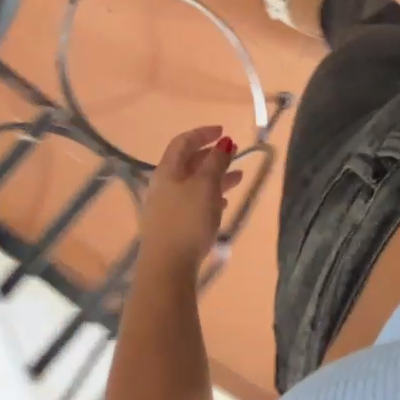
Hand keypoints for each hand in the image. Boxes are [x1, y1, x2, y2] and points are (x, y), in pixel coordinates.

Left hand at [140, 126, 242, 267]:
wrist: (166, 269)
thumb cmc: (187, 220)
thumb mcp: (206, 186)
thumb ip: (216, 162)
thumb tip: (223, 142)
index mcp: (167, 171)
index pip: (182, 142)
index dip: (203, 133)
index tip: (223, 130)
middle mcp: (162, 186)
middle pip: (187, 162)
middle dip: (211, 155)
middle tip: (234, 152)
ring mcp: (165, 208)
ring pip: (192, 183)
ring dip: (214, 177)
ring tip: (238, 177)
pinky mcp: (171, 227)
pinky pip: (191, 202)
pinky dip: (209, 196)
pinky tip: (223, 203)